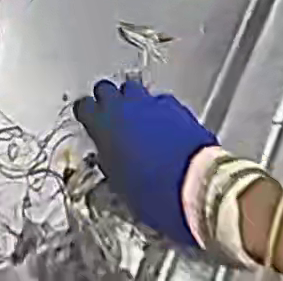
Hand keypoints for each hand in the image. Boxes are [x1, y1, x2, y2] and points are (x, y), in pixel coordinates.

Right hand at [73, 78, 216, 246]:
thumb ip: (111, 163)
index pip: (84, 106)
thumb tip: (110, 161)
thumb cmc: (157, 194)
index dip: (87, 114)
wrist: (198, 187)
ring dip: (133, 102)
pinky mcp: (174, 105)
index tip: (89, 121)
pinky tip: (166, 127)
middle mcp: (122, 106)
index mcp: (103, 125)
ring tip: (139, 120)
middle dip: (107, 100)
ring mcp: (148, 102)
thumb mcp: (123, 187)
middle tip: (113, 118)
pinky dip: (159, 111)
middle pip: (105, 89)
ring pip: (132, 89)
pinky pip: (160, 101)